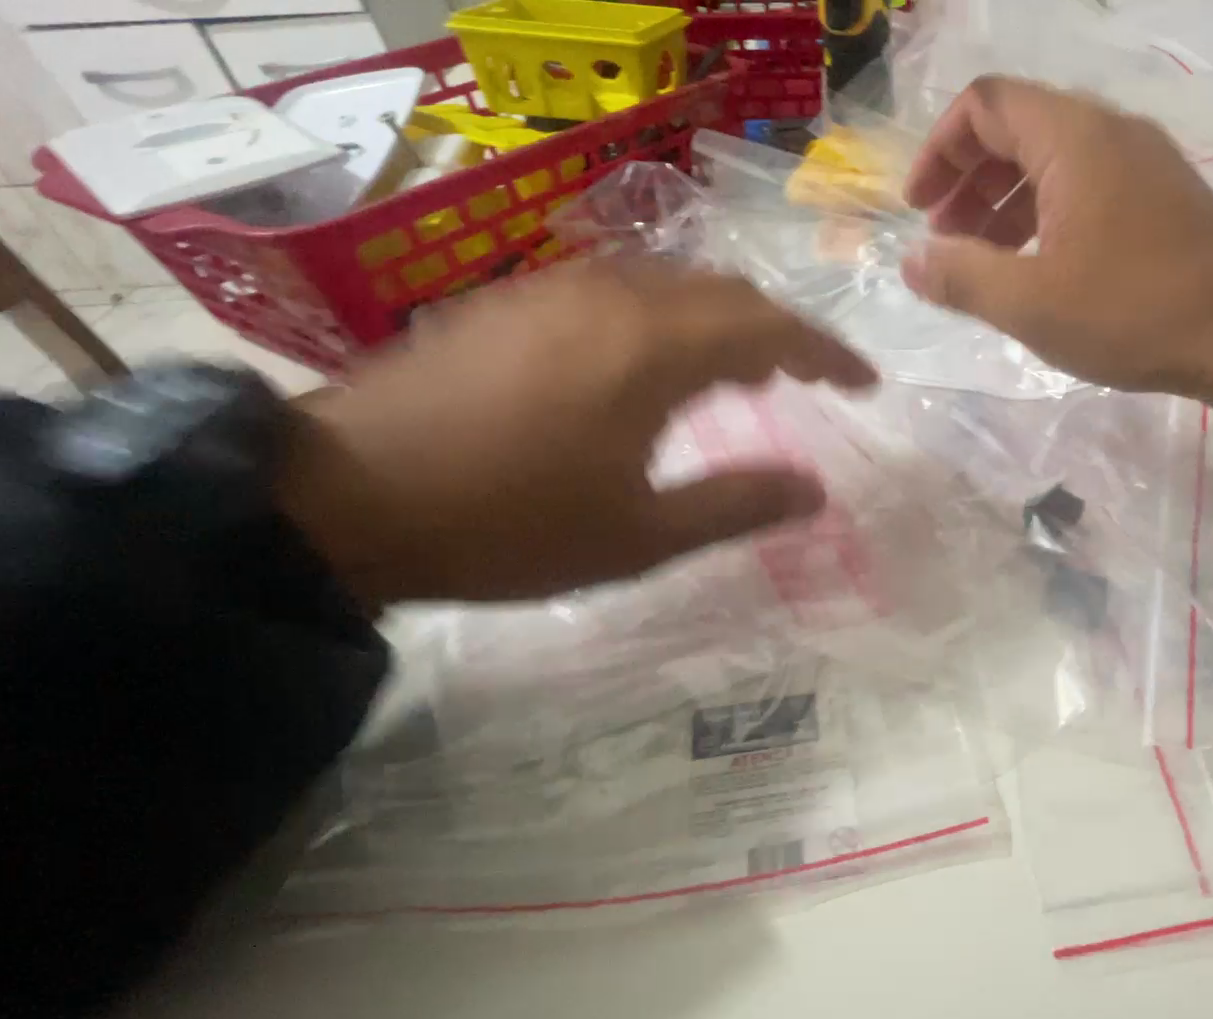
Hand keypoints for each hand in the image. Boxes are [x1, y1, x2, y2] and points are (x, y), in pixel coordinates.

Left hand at [274, 260, 876, 606]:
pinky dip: (667, 322)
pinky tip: (653, 366)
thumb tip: (816, 491)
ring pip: (672, 287)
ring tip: (741, 380)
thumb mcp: (640, 537)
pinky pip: (620, 294)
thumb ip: (737, 505)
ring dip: (723, 325)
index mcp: (654, 350)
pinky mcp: (514, 302)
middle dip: (781, 334)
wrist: (347, 499)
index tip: (864, 382)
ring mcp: (557, 291)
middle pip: (727, 295)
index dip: (829, 354)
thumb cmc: (509, 528)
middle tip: (809, 382)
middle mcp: (614, 299)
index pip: (772, 331)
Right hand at [902, 77, 1212, 417]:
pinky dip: (1046, 214)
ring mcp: (1143, 163)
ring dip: (1005, 201)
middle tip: (944, 238)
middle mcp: (1110, 132)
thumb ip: (961, 276)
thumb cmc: (1131, 312)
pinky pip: (1087, 186)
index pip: (985, 104)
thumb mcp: (1030, 303)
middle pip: (1018, 128)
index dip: (939, 149)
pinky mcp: (1162, 198)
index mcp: (1073, 138)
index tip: (918, 208)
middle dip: (968, 179)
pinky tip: (1037, 267)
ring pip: (1053, 160)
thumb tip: (912, 261)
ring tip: (983, 260)